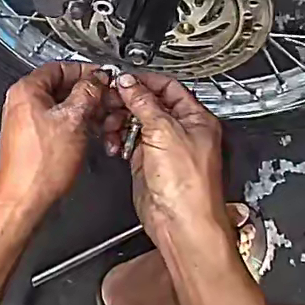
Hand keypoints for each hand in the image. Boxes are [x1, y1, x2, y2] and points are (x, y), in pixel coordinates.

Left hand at [0, 62, 109, 224]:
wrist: (24, 200)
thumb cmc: (39, 166)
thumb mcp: (74, 120)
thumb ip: (88, 92)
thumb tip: (97, 79)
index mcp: (26, 90)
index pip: (60, 66)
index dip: (85, 70)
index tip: (103, 77)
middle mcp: (21, 103)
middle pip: (61, 86)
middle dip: (87, 92)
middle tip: (106, 98)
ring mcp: (25, 122)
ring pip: (61, 105)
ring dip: (83, 109)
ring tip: (101, 117)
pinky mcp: (32, 139)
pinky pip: (56, 122)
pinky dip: (74, 124)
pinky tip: (88, 133)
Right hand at [108, 73, 231, 247]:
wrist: (181, 224)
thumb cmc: (189, 186)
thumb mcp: (164, 131)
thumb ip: (144, 103)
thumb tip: (129, 83)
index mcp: (195, 118)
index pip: (167, 87)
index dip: (144, 81)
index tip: (122, 80)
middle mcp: (180, 131)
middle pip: (149, 104)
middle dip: (127, 101)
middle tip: (109, 101)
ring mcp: (163, 147)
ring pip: (135, 122)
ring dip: (119, 121)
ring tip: (110, 125)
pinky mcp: (147, 162)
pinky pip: (128, 142)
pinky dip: (118, 140)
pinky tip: (113, 143)